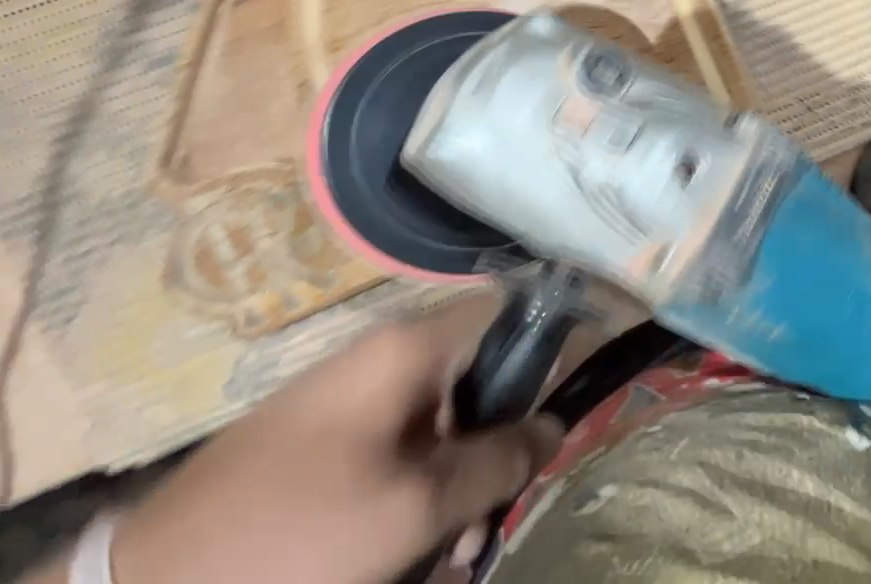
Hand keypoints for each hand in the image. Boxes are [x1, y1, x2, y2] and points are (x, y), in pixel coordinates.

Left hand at [107, 299, 563, 583]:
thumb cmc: (293, 537)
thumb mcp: (416, 507)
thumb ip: (503, 459)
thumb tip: (555, 425)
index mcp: (409, 349)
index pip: (517, 311)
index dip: (562, 341)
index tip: (578, 397)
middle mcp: (386, 362)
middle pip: (488, 383)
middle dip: (500, 454)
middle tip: (487, 518)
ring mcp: (352, 406)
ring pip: (449, 432)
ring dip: (461, 493)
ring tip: (444, 559)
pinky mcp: (326, 448)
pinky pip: (403, 461)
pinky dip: (418, 505)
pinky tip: (408, 558)